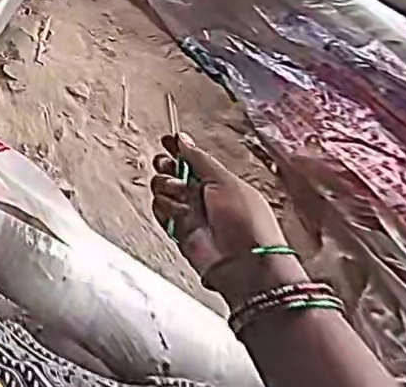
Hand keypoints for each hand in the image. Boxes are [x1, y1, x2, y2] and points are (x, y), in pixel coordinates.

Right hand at [151, 133, 296, 303]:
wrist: (246, 267)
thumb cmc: (247, 223)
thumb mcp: (227, 183)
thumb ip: (200, 159)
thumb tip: (182, 139)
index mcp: (217, 182)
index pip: (190, 158)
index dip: (177, 148)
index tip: (167, 141)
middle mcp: (200, 195)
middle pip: (169, 169)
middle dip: (166, 166)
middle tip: (169, 168)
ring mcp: (187, 211)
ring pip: (160, 186)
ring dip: (167, 188)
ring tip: (182, 198)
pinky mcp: (176, 227)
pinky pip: (158, 208)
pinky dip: (165, 208)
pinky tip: (179, 213)